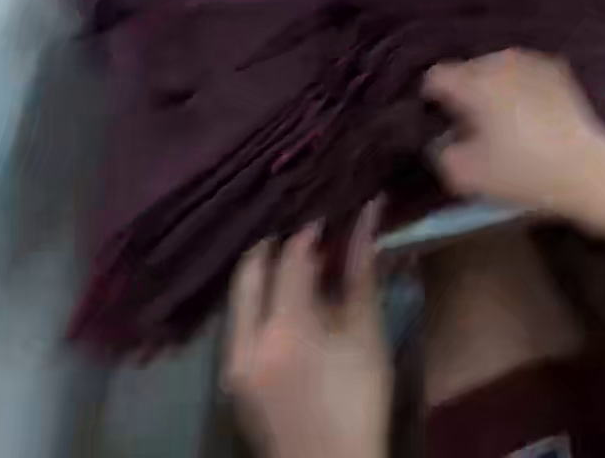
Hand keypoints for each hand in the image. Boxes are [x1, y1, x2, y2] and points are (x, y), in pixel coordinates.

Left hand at [224, 201, 389, 457]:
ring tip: (308, 255)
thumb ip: (361, 266)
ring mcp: (234, 360)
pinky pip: (242, 316)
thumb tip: (370, 210)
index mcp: (284, 328)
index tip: (334, 210)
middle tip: (312, 227)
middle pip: (251, 270)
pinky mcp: (235, 375)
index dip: (311, 228)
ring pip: (242, 293)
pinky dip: (263, 294)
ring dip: (268, 267)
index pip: (290, 255)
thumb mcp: (366, 326)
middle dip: (279, 242)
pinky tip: (296, 292)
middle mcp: (247, 340)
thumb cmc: (360, 394)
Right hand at [422, 49, 604, 217]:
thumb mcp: (467, 175)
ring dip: (492, 84)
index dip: (432, 97)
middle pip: (468, 68)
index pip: (437, 75)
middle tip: (469, 122)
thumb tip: (441, 138)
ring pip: (497, 66)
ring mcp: (532, 60)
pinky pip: (523, 70)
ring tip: (500, 116)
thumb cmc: (523, 171)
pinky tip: (527, 109)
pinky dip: (518, 84)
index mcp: (475, 82)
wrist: (585, 167)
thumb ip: (441, 153)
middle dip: (463, 90)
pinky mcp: (556, 68)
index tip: (439, 119)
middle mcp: (502, 61)